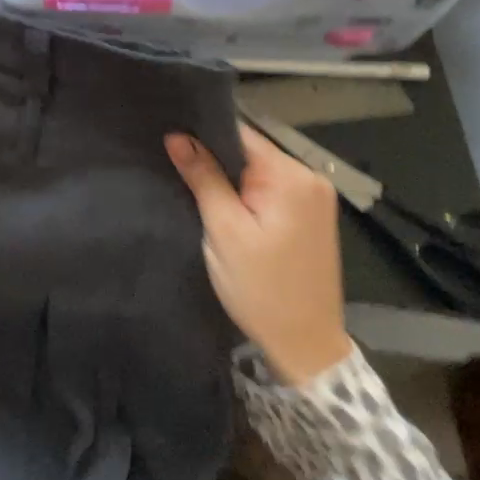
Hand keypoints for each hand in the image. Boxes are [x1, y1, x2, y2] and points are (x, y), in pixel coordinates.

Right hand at [166, 124, 353, 385]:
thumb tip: (177, 136)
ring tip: (188, 183)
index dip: (201, 134)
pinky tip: (218, 205)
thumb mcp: (224, 230)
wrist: (304, 345)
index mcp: (292, 177)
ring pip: (255, 172)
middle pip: (248, 152)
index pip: (238, 135)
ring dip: (226, 179)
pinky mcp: (309, 219)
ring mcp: (314, 200)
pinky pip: (267, 190)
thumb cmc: (261, 287)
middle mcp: (310, 180)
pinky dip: (242, 195)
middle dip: (212, 158)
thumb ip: (203, 177)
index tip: (166, 137)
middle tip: (170, 164)